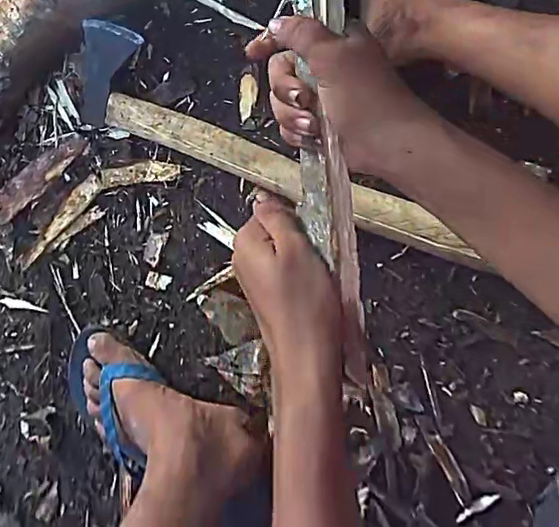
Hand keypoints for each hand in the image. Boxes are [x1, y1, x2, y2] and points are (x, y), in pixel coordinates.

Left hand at [232, 193, 341, 380]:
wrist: (307, 360)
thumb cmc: (305, 307)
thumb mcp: (296, 248)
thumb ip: (278, 217)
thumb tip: (265, 198)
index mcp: (245, 241)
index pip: (269, 210)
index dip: (295, 220)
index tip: (309, 236)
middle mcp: (243, 258)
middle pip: (276, 231)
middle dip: (300, 240)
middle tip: (315, 259)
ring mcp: (254, 278)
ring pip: (284, 252)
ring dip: (304, 260)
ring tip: (315, 279)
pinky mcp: (268, 295)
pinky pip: (286, 273)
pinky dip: (302, 278)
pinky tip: (312, 294)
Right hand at [245, 16, 441, 174]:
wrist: (388, 146)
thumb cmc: (365, 97)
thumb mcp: (332, 55)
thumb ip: (301, 33)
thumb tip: (274, 23)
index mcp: (333, 42)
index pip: (291, 33)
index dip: (270, 41)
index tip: (254, 53)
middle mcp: (325, 66)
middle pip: (279, 69)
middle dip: (285, 88)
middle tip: (303, 98)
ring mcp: (320, 96)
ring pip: (281, 99)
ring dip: (292, 113)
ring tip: (314, 124)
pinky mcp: (317, 123)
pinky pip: (288, 122)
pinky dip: (297, 130)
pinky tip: (313, 136)